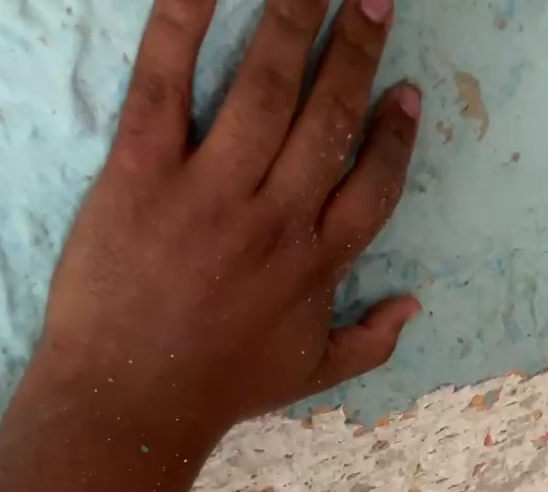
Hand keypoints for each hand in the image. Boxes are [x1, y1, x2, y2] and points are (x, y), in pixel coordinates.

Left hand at [26, 0, 422, 455]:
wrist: (133, 399)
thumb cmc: (224, 385)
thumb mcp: (312, 374)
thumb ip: (372, 342)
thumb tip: (414, 305)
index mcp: (318, 264)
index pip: (373, 184)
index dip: (394, 137)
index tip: (407, 93)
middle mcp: (276, 218)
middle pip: (329, 119)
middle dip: (357, 51)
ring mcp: (210, 191)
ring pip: (263, 88)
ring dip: (294, 19)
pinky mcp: (141, 173)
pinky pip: (164, 84)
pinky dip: (183, 23)